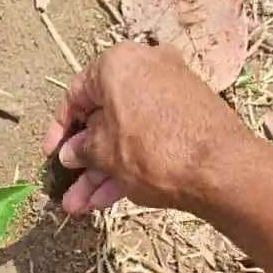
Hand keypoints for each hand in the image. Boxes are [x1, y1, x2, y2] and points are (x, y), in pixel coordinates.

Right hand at [43, 43, 259, 215]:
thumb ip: (84, 151)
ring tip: (82, 208)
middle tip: (69, 191)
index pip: (77, 93)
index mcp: (119, 64)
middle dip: (83, 163)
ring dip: (102, 173)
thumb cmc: (156, 153)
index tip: (51, 155)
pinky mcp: (188, 118)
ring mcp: (170, 94)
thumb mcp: (107, 155)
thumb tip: (71, 152)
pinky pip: (147, 140)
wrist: (221, 169)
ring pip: (124, 136)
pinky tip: (109, 200)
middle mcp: (146, 68)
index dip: (59, 129)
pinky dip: (127, 166)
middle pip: (103, 120)